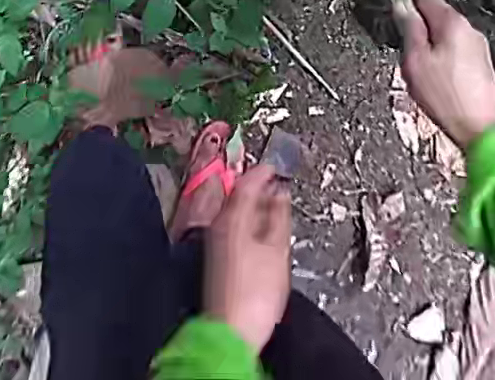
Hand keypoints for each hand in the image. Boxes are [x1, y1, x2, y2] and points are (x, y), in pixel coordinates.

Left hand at [204, 164, 292, 352]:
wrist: (231, 329)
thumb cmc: (256, 291)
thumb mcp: (276, 251)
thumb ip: (278, 217)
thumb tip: (279, 193)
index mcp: (231, 217)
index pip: (245, 184)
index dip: (261, 172)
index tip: (273, 166)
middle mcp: (218, 222)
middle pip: (237, 195)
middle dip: (256, 186)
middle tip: (274, 181)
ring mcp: (215, 238)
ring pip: (234, 210)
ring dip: (252, 203)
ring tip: (271, 202)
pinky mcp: (216, 254)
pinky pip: (232, 224)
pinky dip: (246, 219)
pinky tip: (259, 229)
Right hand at [393, 0, 494, 149]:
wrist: (484, 131)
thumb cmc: (449, 97)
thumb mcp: (415, 59)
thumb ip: (408, 29)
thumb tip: (402, 9)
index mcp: (452, 23)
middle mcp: (468, 30)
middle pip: (435, 10)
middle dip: (415, 14)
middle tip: (395, 21)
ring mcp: (476, 47)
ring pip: (443, 29)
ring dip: (426, 33)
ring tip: (410, 50)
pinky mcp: (478, 63)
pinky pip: (452, 44)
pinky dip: (437, 47)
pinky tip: (428, 64)